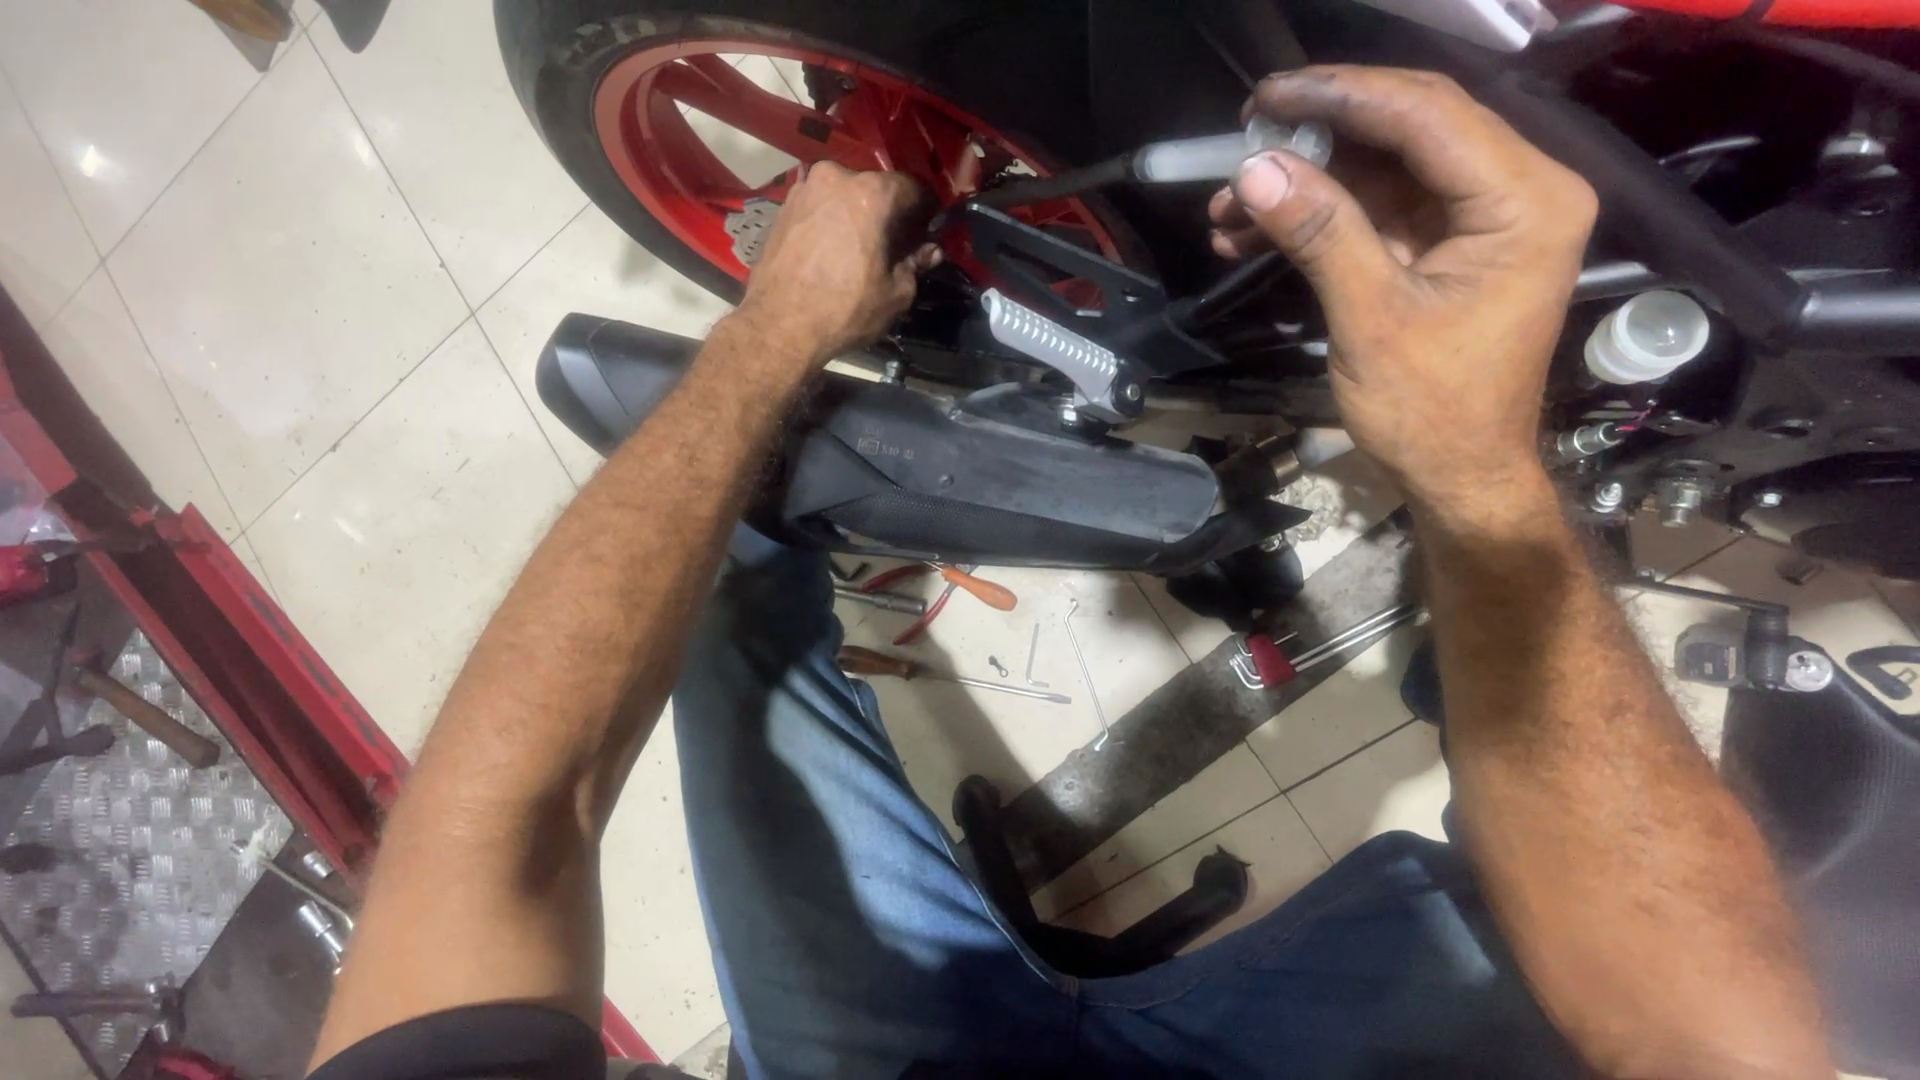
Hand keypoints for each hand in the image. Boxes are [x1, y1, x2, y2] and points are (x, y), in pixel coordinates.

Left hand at [734, 162, 939, 364]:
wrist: (779, 326)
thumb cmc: (844, 310)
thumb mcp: (895, 294)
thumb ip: (915, 265)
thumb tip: (929, 251)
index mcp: (870, 193)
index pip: (912, 188)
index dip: (925, 211)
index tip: (927, 231)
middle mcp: (836, 178)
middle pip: (875, 189)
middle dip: (888, 213)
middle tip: (894, 245)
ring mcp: (804, 189)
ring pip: (844, 197)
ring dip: (857, 217)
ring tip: (860, 250)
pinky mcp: (783, 208)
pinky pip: (819, 208)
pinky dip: (831, 223)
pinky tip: (833, 252)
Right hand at [1209, 66, 1597, 518]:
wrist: (1458, 473)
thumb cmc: (1431, 409)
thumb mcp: (1371, 318)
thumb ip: (1321, 234)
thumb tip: (1256, 169)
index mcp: (1524, 201)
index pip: (1428, 115)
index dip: (1341, 98)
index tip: (1266, 98)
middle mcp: (1514, 192)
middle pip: (1407, 130)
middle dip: (1317, 138)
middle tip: (1243, 139)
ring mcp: (1478, 220)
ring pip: (1381, 171)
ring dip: (1304, 186)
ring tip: (1229, 209)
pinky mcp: (1444, 247)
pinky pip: (1375, 211)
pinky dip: (1318, 219)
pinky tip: (1255, 233)